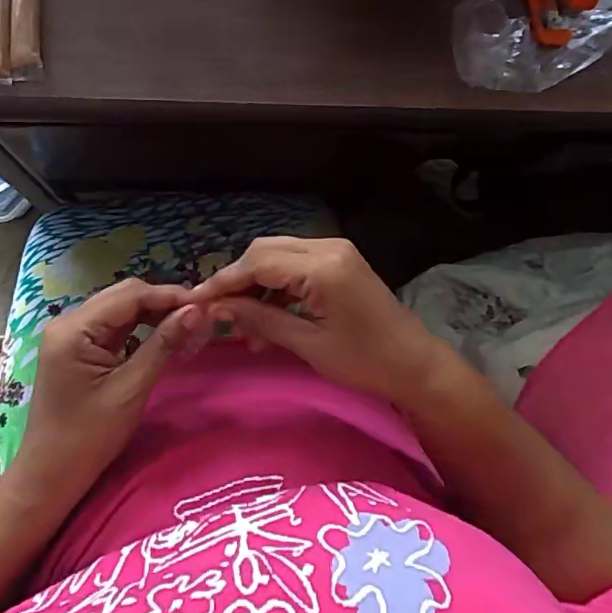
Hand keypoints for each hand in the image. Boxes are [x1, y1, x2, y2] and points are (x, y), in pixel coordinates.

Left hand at [8, 279, 204, 506]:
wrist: (51, 476)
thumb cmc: (88, 437)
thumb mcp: (131, 388)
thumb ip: (163, 344)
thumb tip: (197, 310)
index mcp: (74, 328)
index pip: (130, 295)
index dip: (169, 295)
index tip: (205, 304)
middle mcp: (68, 321)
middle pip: (124, 296)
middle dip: (163, 302)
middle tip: (201, 315)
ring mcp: (71, 334)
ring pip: (121, 309)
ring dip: (154, 313)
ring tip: (188, 325)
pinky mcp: (78, 348)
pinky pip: (114, 326)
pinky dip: (140, 327)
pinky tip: (164, 334)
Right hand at [191, 237, 454, 406]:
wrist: (416, 365)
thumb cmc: (365, 361)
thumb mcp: (308, 344)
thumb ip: (260, 319)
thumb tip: (215, 309)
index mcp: (323, 266)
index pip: (258, 262)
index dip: (224, 281)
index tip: (196, 301)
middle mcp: (328, 247)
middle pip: (265, 251)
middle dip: (238, 280)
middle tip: (218, 313)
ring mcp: (336, 251)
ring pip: (277, 255)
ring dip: (256, 283)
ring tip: (244, 325)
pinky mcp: (339, 260)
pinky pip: (295, 264)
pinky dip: (276, 285)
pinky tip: (267, 315)